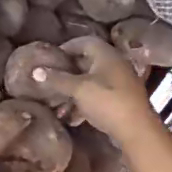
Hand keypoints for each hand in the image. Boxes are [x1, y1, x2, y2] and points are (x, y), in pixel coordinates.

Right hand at [32, 37, 163, 144]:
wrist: (136, 130)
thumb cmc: (107, 102)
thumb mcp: (78, 89)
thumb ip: (57, 79)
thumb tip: (35, 70)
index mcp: (106, 54)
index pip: (83, 41)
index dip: (65, 47)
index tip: (49, 58)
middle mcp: (114, 64)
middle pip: (86, 61)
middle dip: (67, 71)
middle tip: (50, 78)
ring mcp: (119, 82)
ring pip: (90, 81)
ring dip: (73, 89)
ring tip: (57, 101)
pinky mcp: (120, 100)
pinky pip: (97, 95)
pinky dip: (83, 102)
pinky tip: (71, 116)